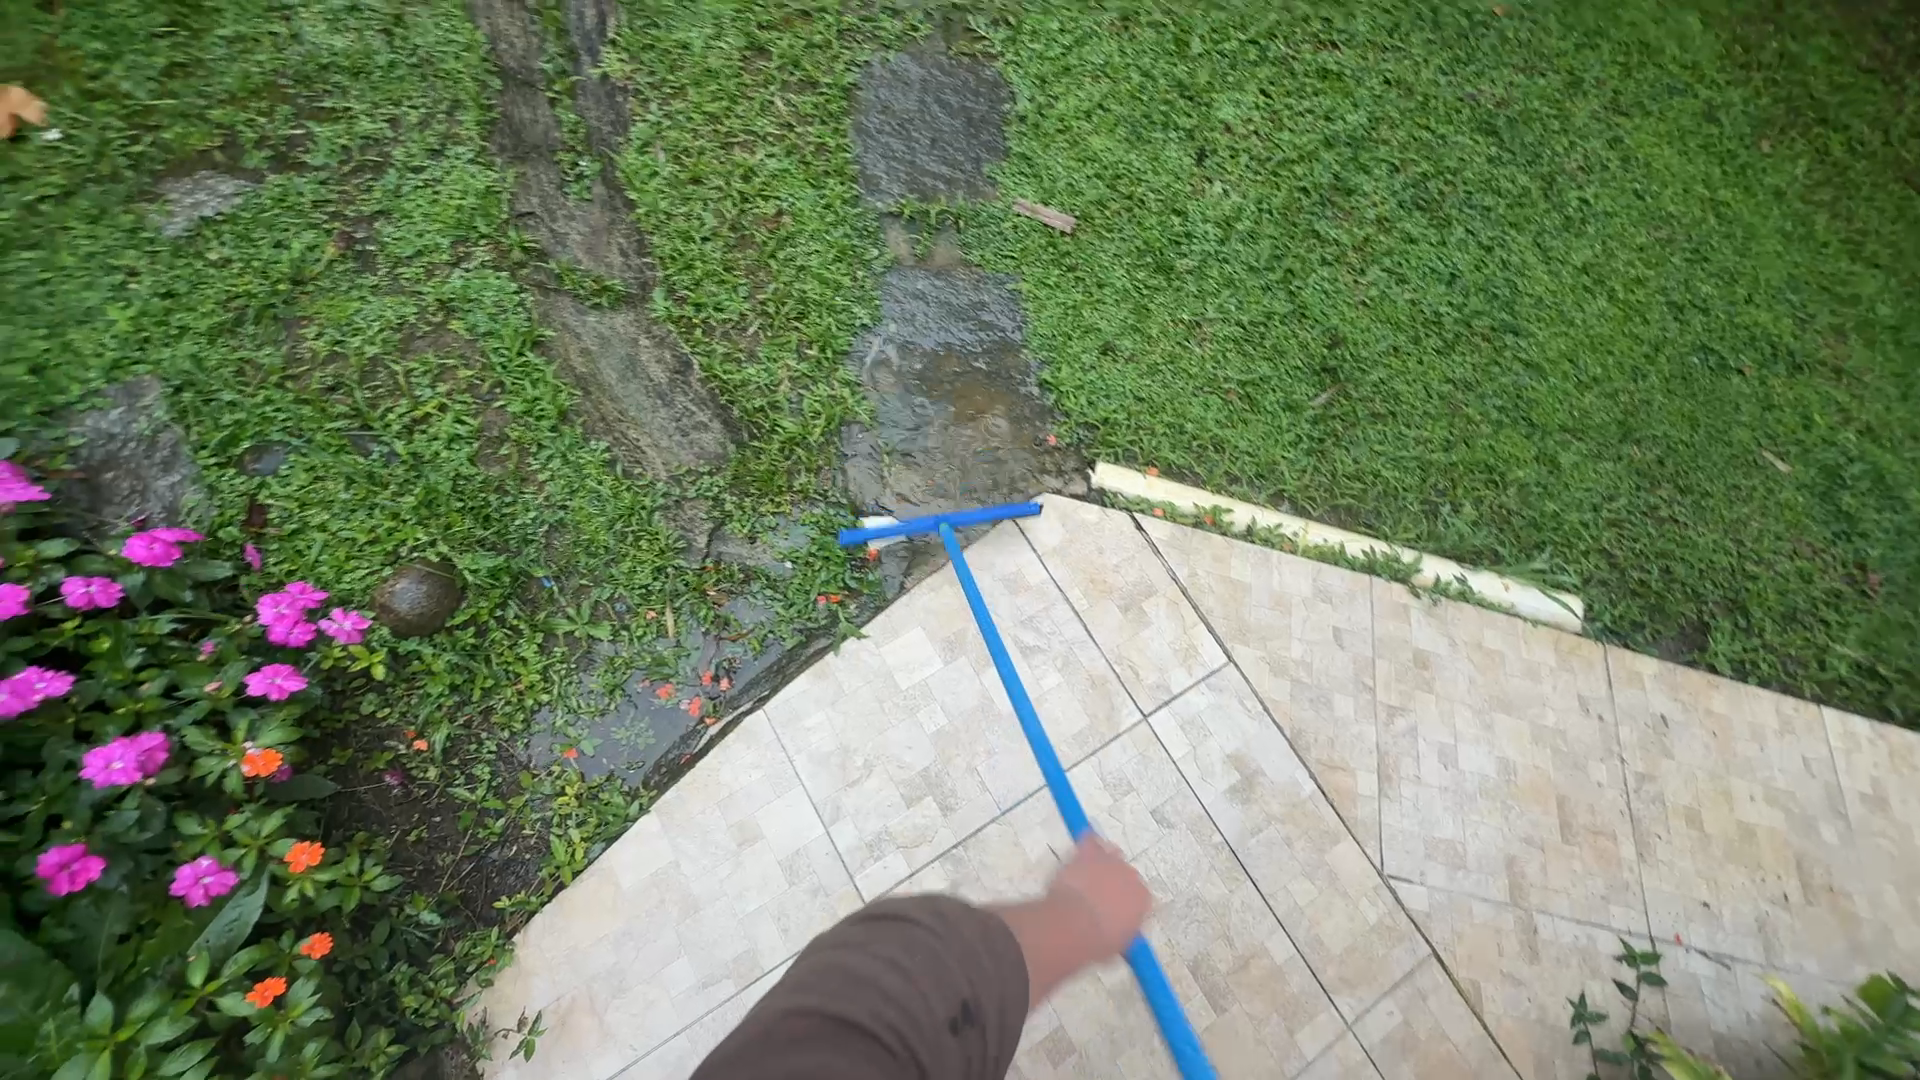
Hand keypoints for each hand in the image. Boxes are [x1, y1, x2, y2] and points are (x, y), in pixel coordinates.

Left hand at [995, 835, 1152, 1009]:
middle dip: (1114, 882)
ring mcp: (1109, 861)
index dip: (1125, 902)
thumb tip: (1120, 930)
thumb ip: (1125, 930)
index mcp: (1143, 899)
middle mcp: (1131, 876)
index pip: (1139, 895)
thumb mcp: (1119, 945)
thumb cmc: (1098, 942)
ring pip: (1111, 854)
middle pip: (1126, 874)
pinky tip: (1085, 844)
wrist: (1075, 924)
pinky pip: (1091, 839)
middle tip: (1098, 895)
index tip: (1114, 909)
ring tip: (1091, 874)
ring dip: (1103, 862)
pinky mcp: (1089, 852)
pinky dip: (1088, 841)